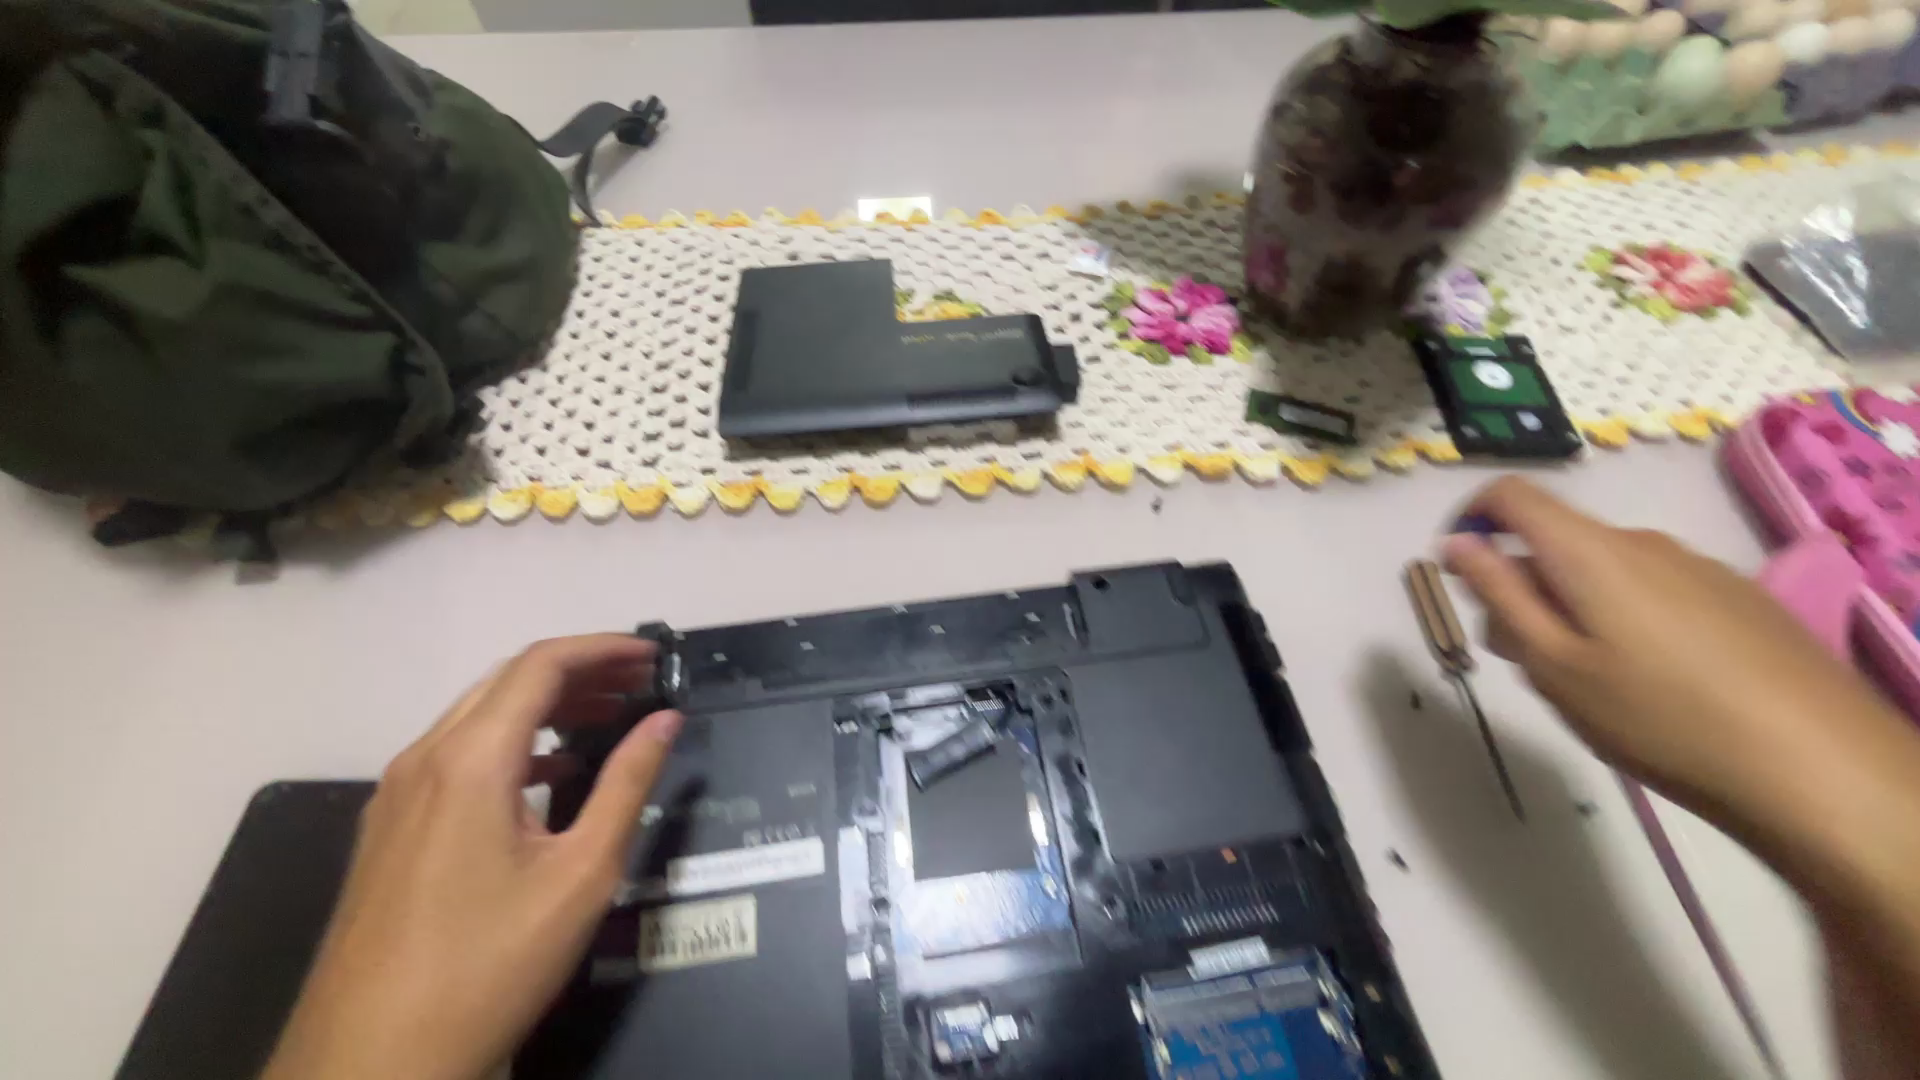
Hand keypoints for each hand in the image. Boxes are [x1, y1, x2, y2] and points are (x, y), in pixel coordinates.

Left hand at [261, 634, 681, 1079]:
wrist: (369, 1067)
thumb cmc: (489, 965)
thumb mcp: (581, 873)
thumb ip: (627, 784)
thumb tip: (666, 720)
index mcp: (470, 761)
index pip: (541, 665)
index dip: (603, 648)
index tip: (654, 656)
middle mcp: (424, 760)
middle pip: (508, 681)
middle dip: (581, 671)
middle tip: (642, 683)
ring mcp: (397, 795)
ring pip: (480, 716)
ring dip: (547, 705)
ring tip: (610, 717)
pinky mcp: (390, 828)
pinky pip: (459, 756)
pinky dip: (516, 743)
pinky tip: (556, 774)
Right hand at [1440, 477, 1917, 852]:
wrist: (1826, 773)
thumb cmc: (1659, 718)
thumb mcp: (1553, 664)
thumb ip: (1500, 595)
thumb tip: (1458, 544)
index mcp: (1589, 553)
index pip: (1510, 496)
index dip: (1469, 518)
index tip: (1455, 571)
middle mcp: (1644, 543)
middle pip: (1554, 539)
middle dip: (1517, 582)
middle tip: (1518, 655)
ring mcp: (1699, 568)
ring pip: (1601, 567)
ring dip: (1567, 603)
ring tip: (1584, 677)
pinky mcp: (1739, 599)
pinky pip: (1650, 587)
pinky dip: (1618, 614)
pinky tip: (1647, 680)